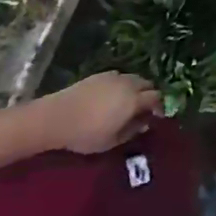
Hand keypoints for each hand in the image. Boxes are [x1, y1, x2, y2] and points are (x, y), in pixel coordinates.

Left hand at [39, 72, 161, 154]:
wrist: (56, 117)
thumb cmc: (85, 134)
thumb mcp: (111, 141)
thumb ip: (132, 131)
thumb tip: (145, 124)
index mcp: (134, 100)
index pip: (156, 97)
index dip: (160, 106)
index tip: (156, 116)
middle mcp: (129, 84)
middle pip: (148, 84)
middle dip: (149, 95)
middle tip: (144, 108)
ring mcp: (114, 77)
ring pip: (134, 78)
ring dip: (137, 88)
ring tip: (128, 101)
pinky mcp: (100, 75)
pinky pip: (119, 77)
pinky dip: (122, 84)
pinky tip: (112, 95)